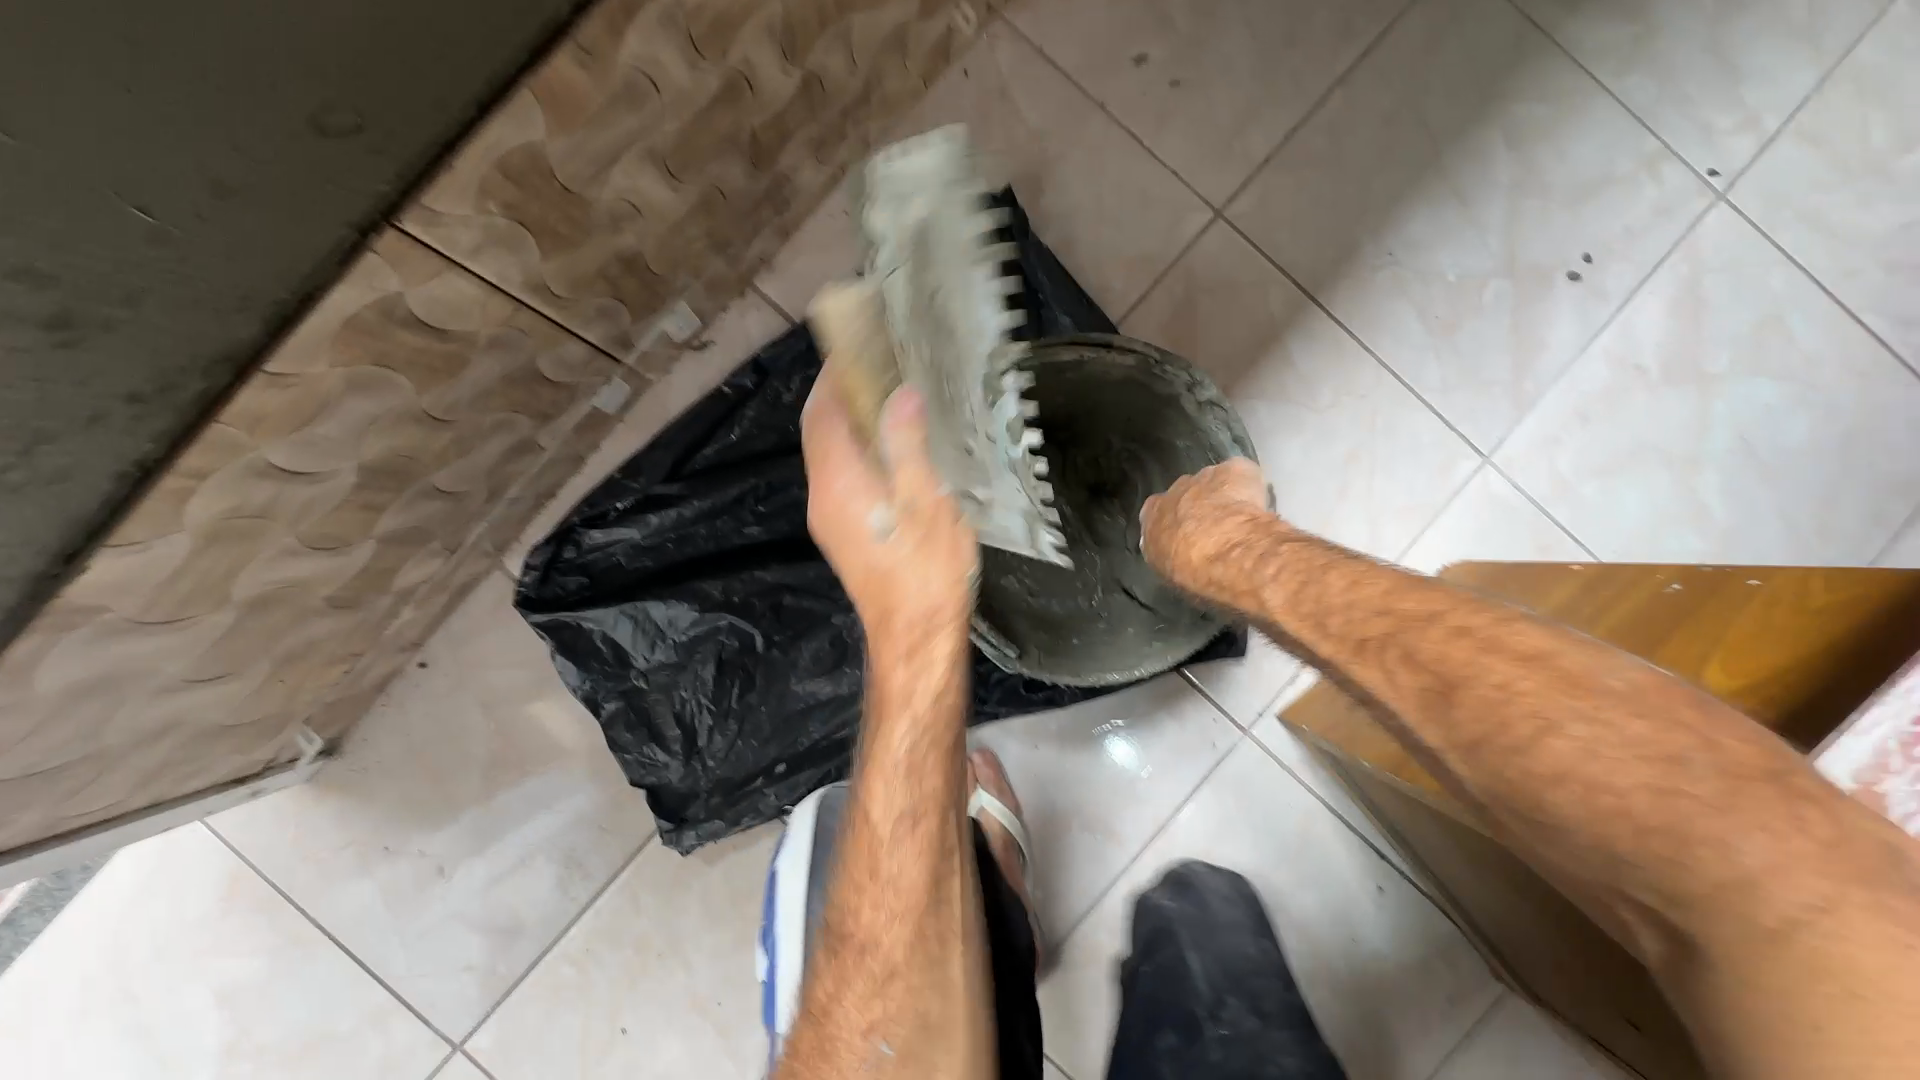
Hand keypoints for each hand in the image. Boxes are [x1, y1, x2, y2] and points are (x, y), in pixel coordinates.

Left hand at [802, 376, 977, 653]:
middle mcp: (823, 497)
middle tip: (879, 368)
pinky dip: (858, 452)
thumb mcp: (928, 502)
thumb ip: (908, 445)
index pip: (822, 413)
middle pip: (821, 432)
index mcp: (839, 482)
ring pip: (830, 456)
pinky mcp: (844, 536)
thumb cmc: (926, 571)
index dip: (835, 377)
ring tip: (891, 401)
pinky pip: (842, 478)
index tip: (858, 347)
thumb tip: (899, 396)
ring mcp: (829, 520)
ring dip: (851, 424)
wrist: (914, 638)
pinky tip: (893, 452)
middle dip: (842, 396)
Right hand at [1138, 458, 1276, 594]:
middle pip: (1186, 493)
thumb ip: (1170, 556)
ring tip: (1243, 519)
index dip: (1175, 523)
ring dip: (1226, 495)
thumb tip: (1179, 558)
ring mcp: (1205, 476)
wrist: (1226, 555)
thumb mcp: (1170, 573)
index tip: (1189, 537)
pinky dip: (1250, 485)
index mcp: (1152, 515)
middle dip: (1201, 507)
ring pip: (1215, 481)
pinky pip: (1242, 473)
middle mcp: (1174, 490)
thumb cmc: (1194, 573)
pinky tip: (1259, 505)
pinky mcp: (1235, 469)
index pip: (1157, 512)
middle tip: (1219, 530)